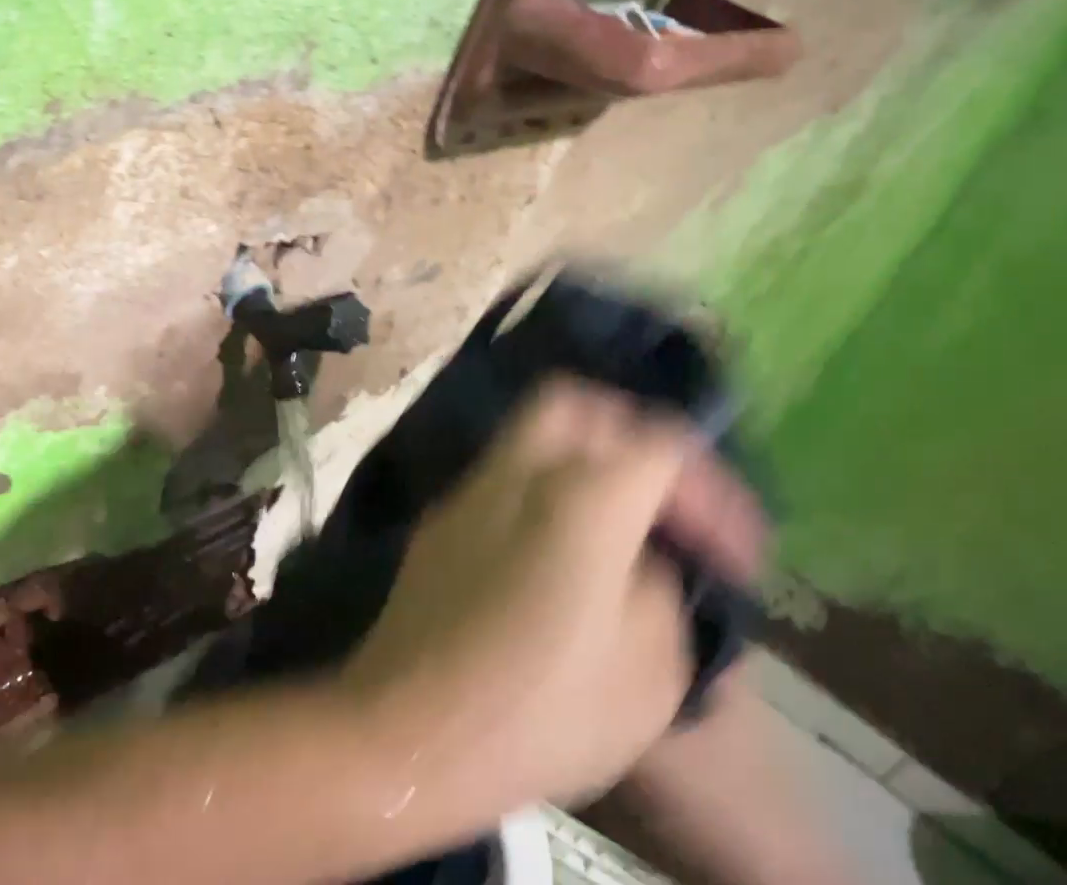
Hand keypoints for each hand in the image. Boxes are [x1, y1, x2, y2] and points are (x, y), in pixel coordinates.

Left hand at [341, 379, 765, 814]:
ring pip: (527, 439)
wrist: (408, 731)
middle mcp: (512, 480)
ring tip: (616, 531)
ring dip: (581, 465)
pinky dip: (538, 493)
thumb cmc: (539, 716)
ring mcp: (463, 499)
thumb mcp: (649, 675)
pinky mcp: (434, 527)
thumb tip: (637, 559)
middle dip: (632, 438)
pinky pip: (496, 481)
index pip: (661, 442)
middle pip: (576, 407)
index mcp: (579, 503)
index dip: (714, 489)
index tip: (731, 554)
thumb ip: (657, 590)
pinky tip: (557, 553)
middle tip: (664, 506)